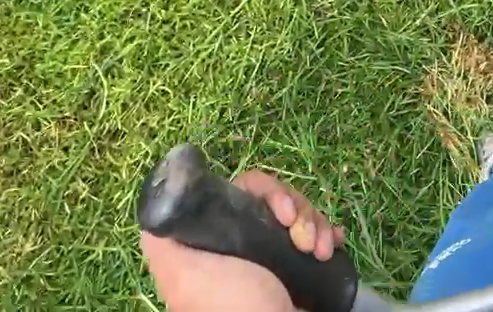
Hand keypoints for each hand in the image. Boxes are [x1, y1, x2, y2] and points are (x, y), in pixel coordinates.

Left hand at [141, 170, 346, 311]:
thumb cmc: (233, 310)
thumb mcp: (186, 276)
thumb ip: (163, 242)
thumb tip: (160, 202)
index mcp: (220, 242)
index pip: (247, 192)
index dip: (267, 193)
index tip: (282, 214)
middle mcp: (245, 247)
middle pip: (277, 201)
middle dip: (299, 211)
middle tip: (303, 237)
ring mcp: (273, 259)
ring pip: (300, 215)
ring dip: (316, 225)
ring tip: (320, 251)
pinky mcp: (298, 270)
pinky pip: (317, 234)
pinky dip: (327, 236)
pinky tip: (332, 247)